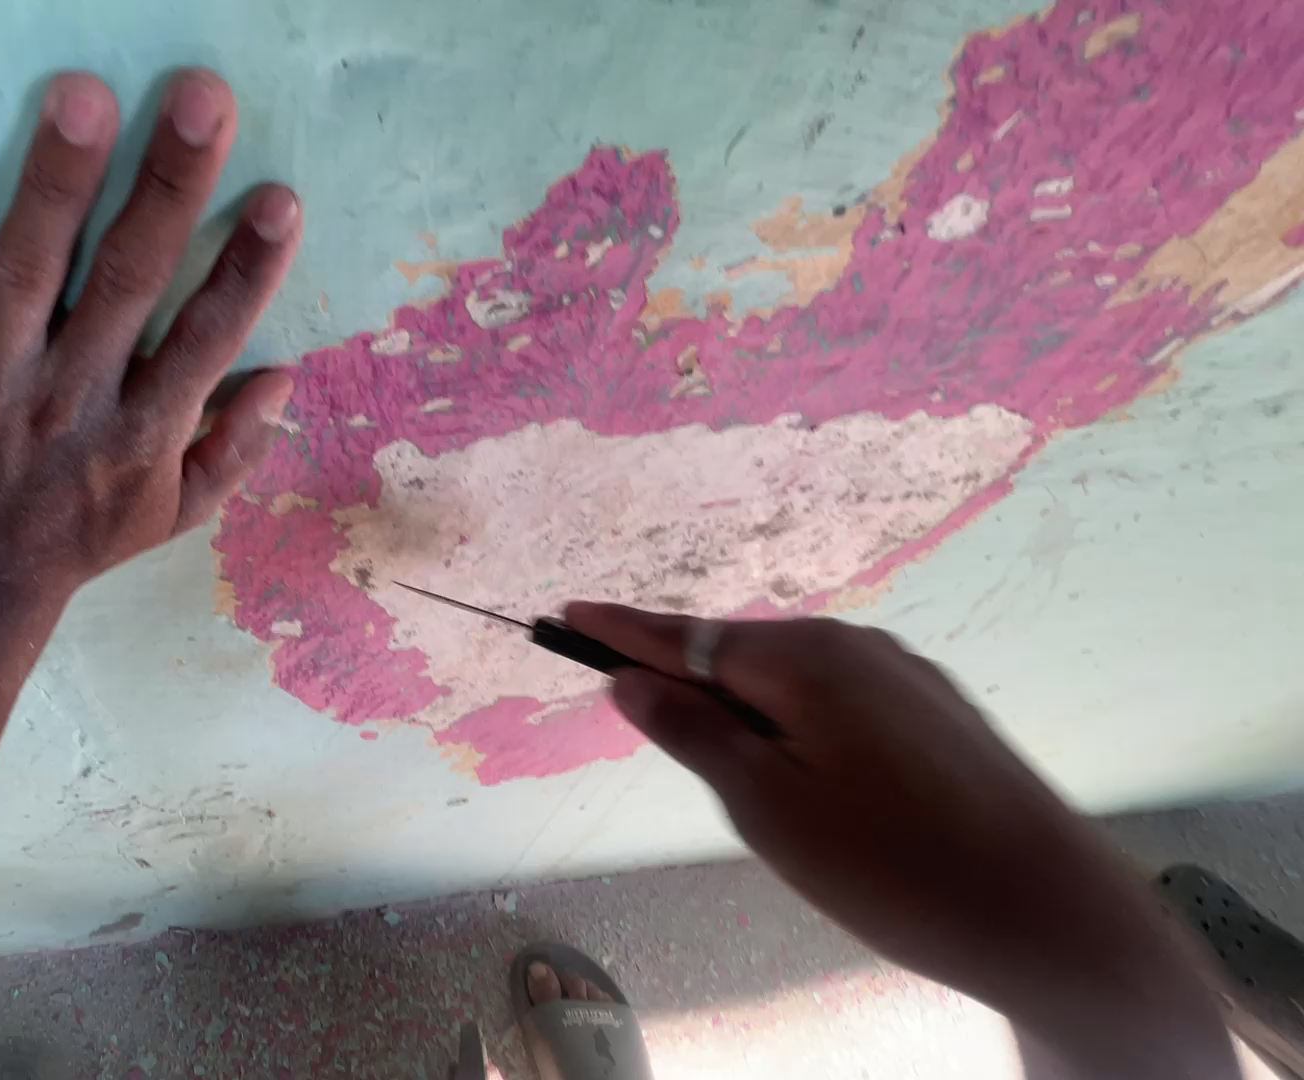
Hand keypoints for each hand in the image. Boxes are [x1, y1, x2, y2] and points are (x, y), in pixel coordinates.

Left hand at [0, 69, 300, 594]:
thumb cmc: (96, 532)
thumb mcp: (185, 513)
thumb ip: (236, 448)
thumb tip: (281, 376)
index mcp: (146, 433)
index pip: (206, 339)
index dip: (247, 269)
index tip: (280, 199)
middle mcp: (75, 396)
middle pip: (128, 283)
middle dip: (168, 188)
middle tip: (199, 98)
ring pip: (27, 274)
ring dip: (56, 185)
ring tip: (82, 97)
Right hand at [565, 603, 1228, 1072]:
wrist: (1064, 926)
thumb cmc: (890, 867)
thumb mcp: (764, 806)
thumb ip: (689, 731)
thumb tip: (627, 679)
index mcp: (801, 661)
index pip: (681, 637)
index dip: (617, 627)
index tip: (566, 611)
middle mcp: (849, 644)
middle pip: (731, 652)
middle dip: (681, 677)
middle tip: (645, 713)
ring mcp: (897, 670)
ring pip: (781, 674)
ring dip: (737, 702)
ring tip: (730, 761)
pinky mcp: (928, 704)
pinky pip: (826, 690)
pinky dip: (787, 711)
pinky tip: (801, 758)